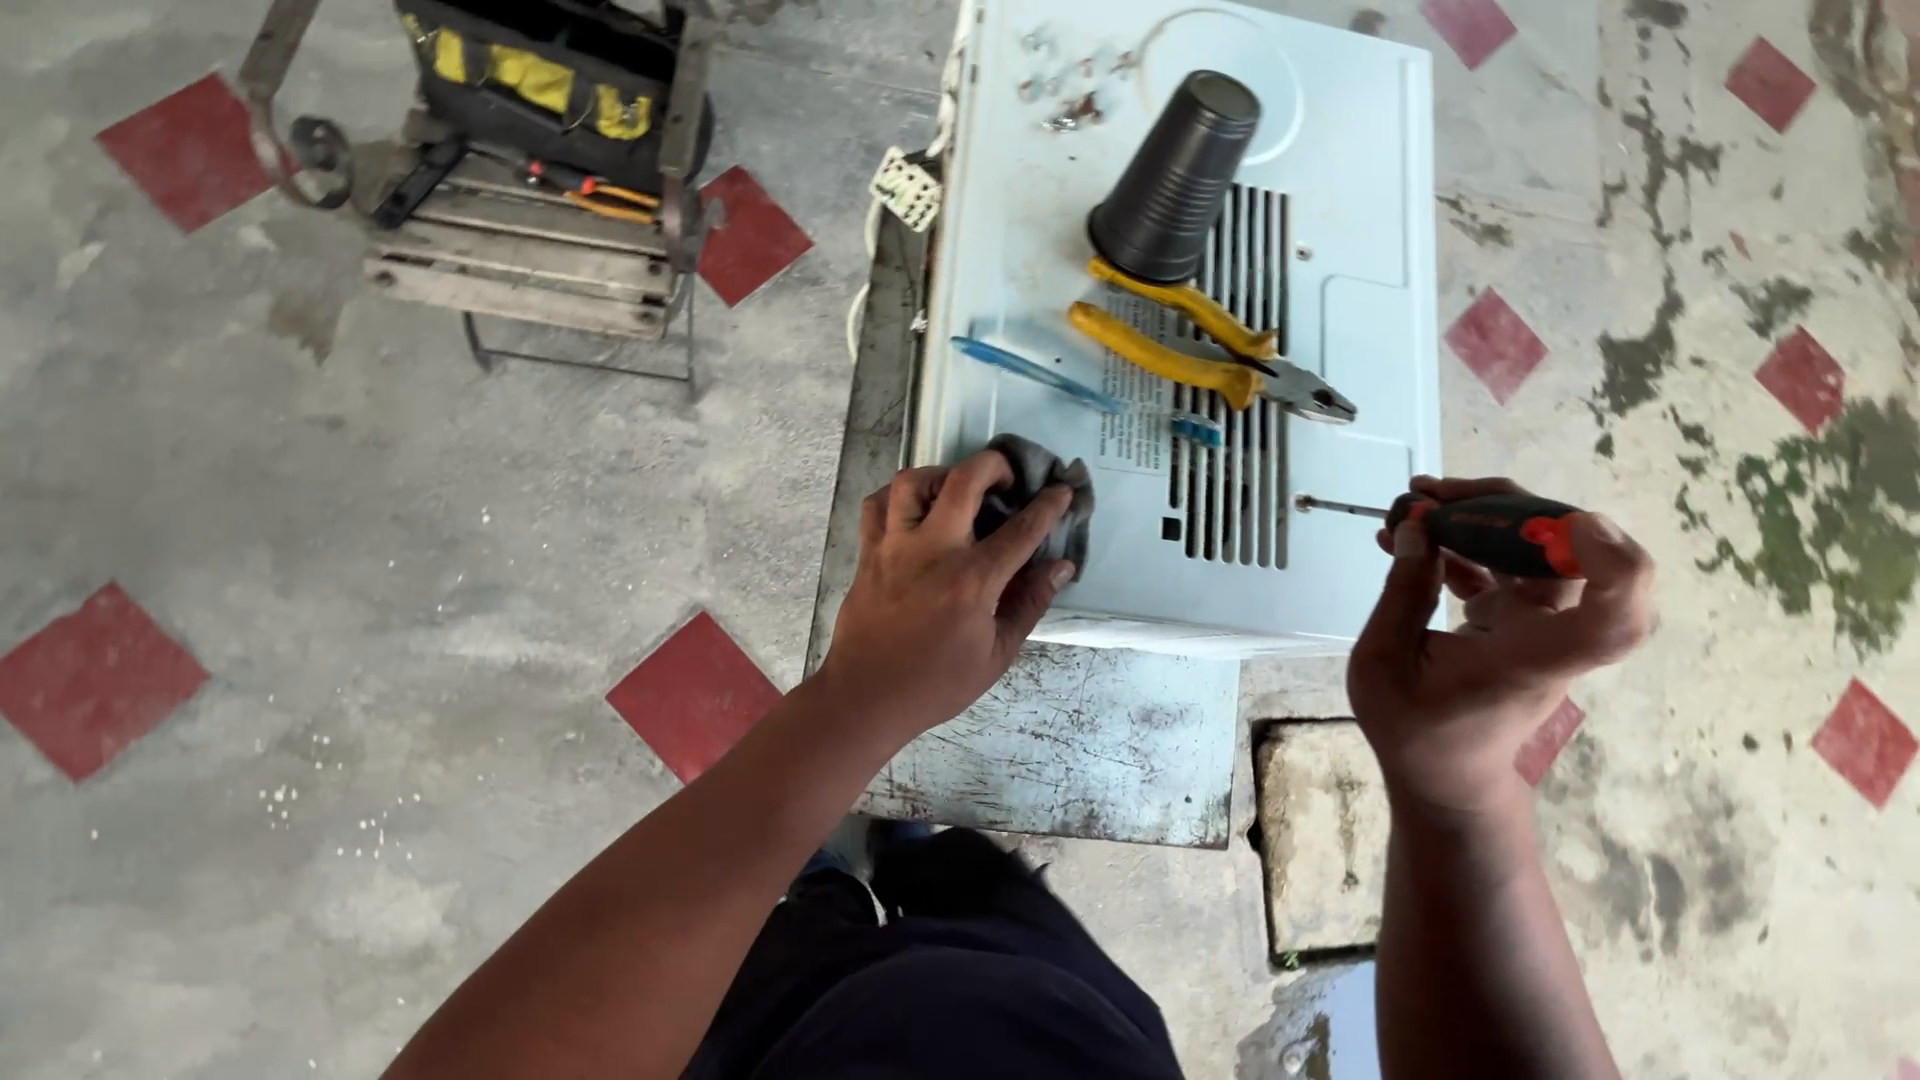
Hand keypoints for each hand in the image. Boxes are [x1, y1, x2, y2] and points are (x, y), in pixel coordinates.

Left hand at [818, 451, 1076, 739]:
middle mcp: (933, 551)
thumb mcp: (996, 654)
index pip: (1021, 530)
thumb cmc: (937, 683)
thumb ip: (1030, 603)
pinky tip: (916, 510)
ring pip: (914, 481)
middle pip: (964, 480)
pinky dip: (900, 495)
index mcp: (972, 580)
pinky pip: (878, 503)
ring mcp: (894, 547)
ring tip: (958, 491)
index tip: (1061, 490)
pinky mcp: (868, 552)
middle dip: (995, 465)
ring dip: (943, 475)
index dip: (1048, 505)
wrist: (866, 697)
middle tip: (1008, 479)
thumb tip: (1061, 566)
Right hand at [1347, 476, 1655, 816]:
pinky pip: (1504, 568)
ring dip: (1481, 517)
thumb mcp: (1383, 661)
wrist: (1445, 776)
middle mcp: (1548, 635)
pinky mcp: (1518, 621)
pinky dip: (1463, 545)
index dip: (1614, 564)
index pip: (1611, 620)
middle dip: (1504, 506)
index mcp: (1528, 659)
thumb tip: (1418, 524)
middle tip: (1430, 492)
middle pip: (1567, 555)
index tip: (1571, 523)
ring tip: (1413, 503)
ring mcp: (1537, 624)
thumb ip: (1402, 592)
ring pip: (1536, 551)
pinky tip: (1412, 537)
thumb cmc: (1413, 732)